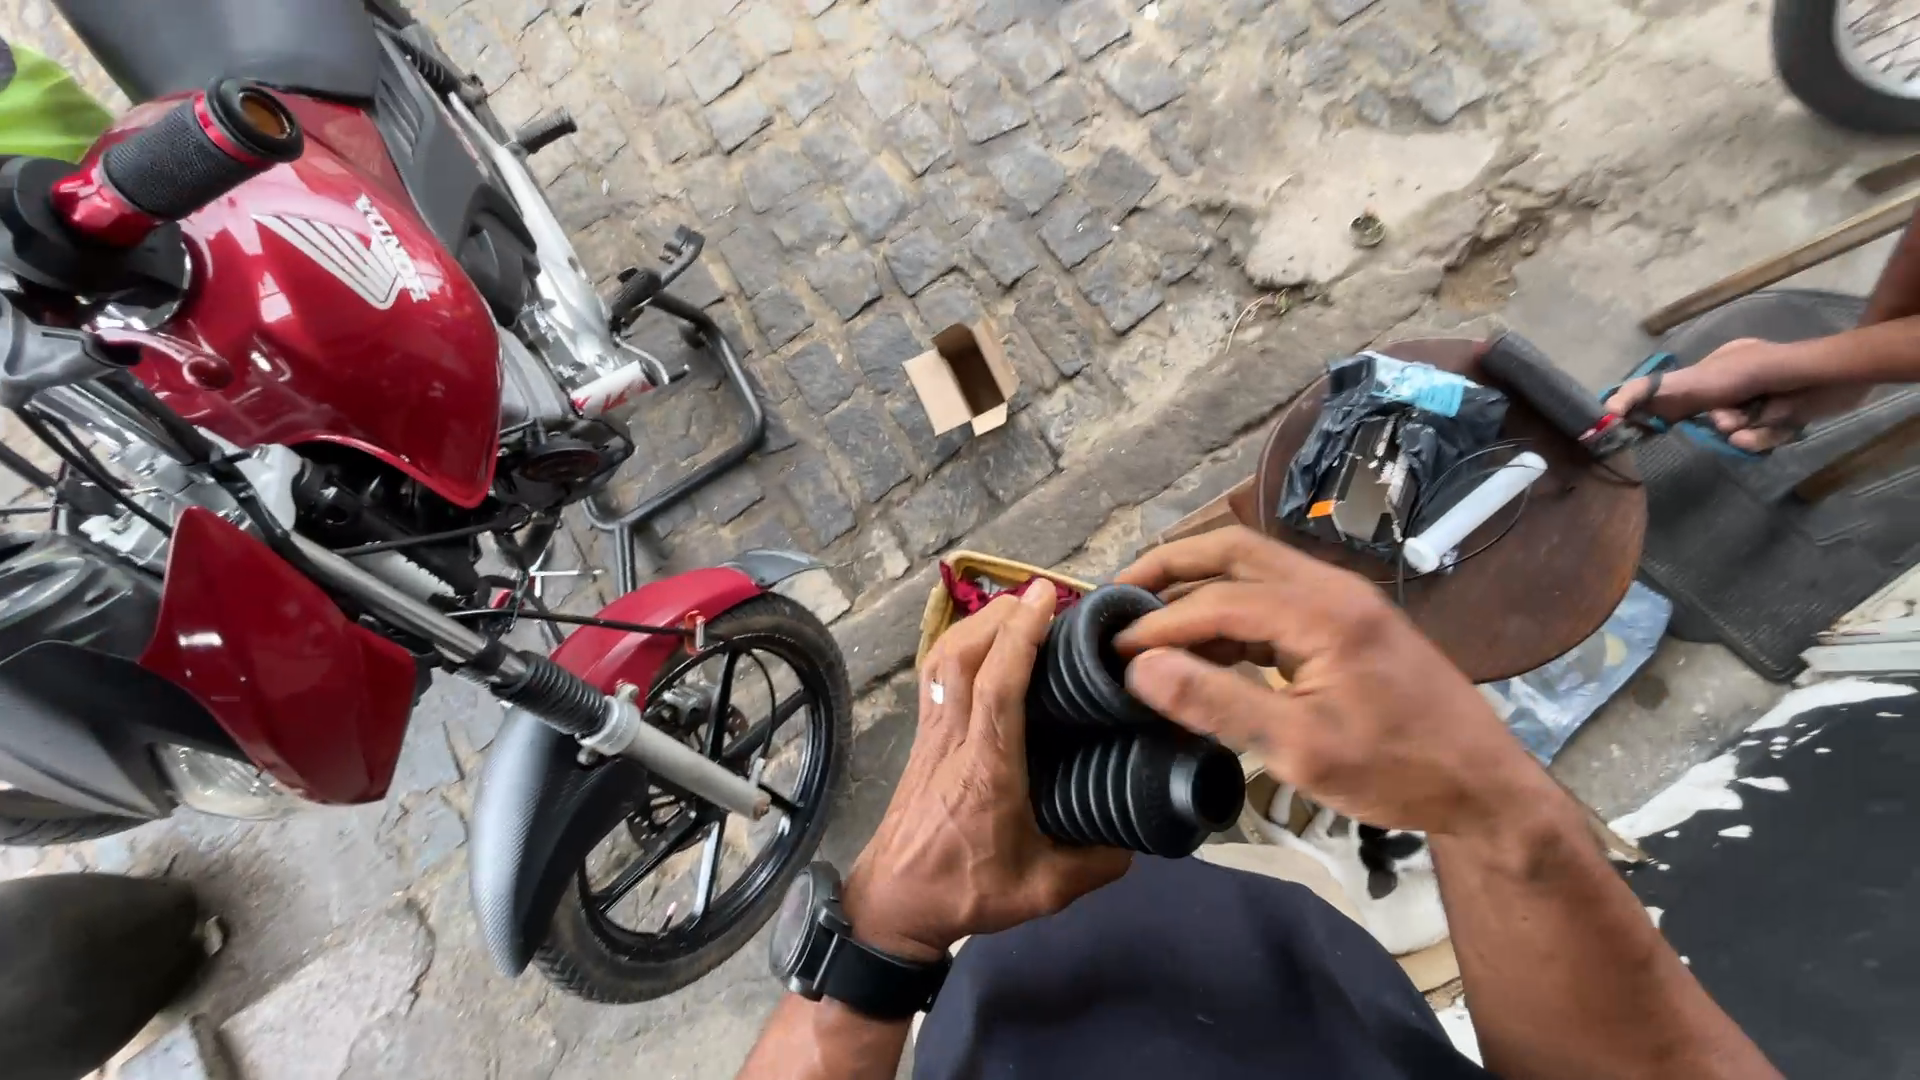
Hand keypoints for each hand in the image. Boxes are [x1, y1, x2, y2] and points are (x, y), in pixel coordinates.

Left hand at [842, 587, 1130, 961]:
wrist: (893, 899)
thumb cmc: (965, 890)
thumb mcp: (1043, 890)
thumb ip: (1096, 862)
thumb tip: (1138, 833)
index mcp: (987, 768)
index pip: (999, 686)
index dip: (1020, 636)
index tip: (1046, 597)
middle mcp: (954, 736)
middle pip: (963, 655)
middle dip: (1001, 614)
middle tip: (1043, 598)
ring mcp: (932, 731)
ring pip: (943, 658)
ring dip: (977, 623)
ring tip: (1016, 611)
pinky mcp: (923, 732)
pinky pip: (935, 672)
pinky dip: (958, 642)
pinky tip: (981, 640)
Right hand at [1112, 527, 1566, 837]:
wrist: (1488, 788)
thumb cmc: (1397, 771)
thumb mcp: (1299, 749)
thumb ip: (1215, 702)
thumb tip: (1138, 669)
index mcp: (1322, 612)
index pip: (1217, 601)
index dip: (1158, 624)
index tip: (1112, 649)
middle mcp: (1329, 587)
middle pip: (1232, 550)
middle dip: (1169, 564)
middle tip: (1119, 591)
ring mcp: (1339, 600)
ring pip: (1251, 569)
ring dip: (1196, 586)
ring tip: (1147, 618)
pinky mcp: (1343, 620)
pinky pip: (1270, 599)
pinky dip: (1226, 612)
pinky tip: (1201, 644)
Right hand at [1603, 338, 1864, 451]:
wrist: (1833, 375)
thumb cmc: (1760, 370)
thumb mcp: (1696, 376)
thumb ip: (1651, 389)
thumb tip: (1608, 406)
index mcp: (1705, 374)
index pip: (1663, 393)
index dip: (1644, 410)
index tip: (1622, 428)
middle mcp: (1725, 389)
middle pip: (1697, 419)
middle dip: (1712, 422)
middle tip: (1726, 420)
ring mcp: (1752, 406)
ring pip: (1728, 434)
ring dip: (1741, 431)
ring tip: (1758, 419)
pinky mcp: (1777, 422)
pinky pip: (1756, 441)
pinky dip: (1763, 437)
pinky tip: (1776, 425)